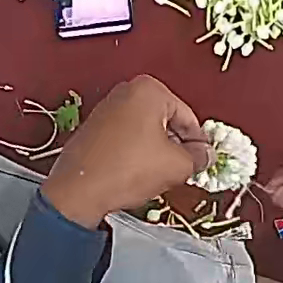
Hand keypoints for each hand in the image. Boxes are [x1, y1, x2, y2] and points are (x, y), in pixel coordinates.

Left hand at [42, 76, 211, 228]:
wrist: (79, 192)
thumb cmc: (124, 169)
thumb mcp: (177, 165)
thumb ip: (198, 157)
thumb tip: (203, 155)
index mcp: (148, 90)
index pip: (188, 117)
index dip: (197, 142)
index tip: (202, 158)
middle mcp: (126, 92)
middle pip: (166, 120)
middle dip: (176, 145)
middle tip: (183, 167)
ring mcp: (107, 109)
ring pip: (146, 130)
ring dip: (157, 150)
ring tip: (158, 173)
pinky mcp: (94, 128)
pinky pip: (126, 137)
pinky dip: (136, 152)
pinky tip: (137, 173)